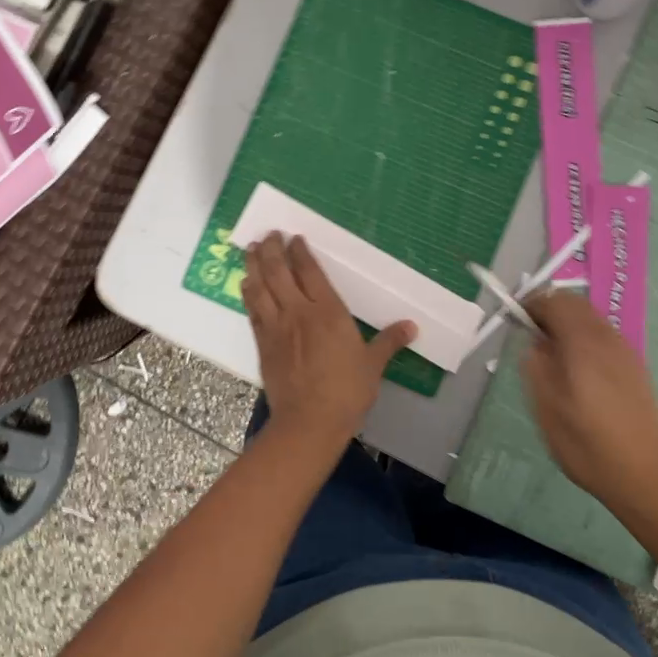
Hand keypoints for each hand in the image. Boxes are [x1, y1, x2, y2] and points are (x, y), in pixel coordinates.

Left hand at [242, 233, 416, 449]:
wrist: (309, 422)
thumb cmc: (346, 392)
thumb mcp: (373, 365)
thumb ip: (389, 341)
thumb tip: (412, 326)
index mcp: (328, 312)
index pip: (310, 272)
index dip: (301, 252)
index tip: (295, 237)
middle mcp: (299, 312)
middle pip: (280, 272)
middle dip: (273, 250)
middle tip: (268, 234)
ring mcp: (277, 327)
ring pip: (260, 287)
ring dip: (254, 265)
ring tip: (250, 249)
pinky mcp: (263, 345)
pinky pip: (252, 311)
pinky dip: (248, 293)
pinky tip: (245, 284)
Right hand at [521, 291, 657, 510]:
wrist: (645, 474)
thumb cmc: (588, 444)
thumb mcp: (547, 409)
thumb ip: (536, 367)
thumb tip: (534, 343)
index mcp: (583, 343)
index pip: (555, 301)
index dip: (531, 304)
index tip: (516, 321)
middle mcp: (607, 338)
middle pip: (576, 304)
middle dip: (550, 311)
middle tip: (531, 336)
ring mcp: (625, 352)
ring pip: (591, 319)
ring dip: (568, 324)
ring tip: (552, 355)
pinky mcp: (635, 367)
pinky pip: (604, 337)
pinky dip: (585, 338)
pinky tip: (578, 370)